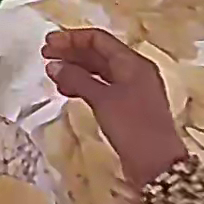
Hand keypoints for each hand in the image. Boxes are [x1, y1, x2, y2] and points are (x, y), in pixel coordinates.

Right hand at [42, 29, 186, 185]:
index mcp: (133, 63)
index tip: (50, 42)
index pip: (99, 39)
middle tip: (46, 54)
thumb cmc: (133, 126)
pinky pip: (101, 87)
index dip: (72, 38)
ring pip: (99, 70)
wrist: (157, 166)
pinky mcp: (126, 107)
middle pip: (98, 53)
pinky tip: (66, 90)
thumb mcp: (103, 99)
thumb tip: (54, 65)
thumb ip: (77, 79)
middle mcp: (133, 71)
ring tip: (52, 72)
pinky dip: (83, 85)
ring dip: (75, 69)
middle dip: (71, 52)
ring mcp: (131, 89)